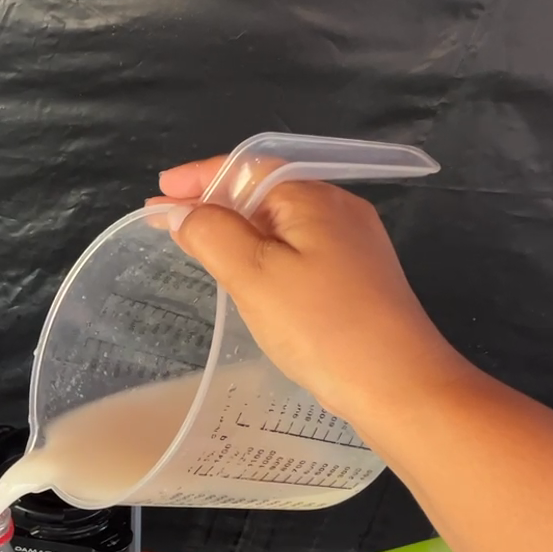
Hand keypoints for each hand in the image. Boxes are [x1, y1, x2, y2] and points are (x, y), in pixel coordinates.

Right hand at [148, 158, 470, 421]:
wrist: (395, 381)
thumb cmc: (319, 325)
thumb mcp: (253, 275)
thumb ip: (211, 234)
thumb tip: (183, 212)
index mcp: (310, 198)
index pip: (244, 169)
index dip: (197, 178)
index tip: (157, 193)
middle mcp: (335, 209)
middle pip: (262, 191)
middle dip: (211, 200)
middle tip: (166, 220)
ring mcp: (349, 243)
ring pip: (278, 221)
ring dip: (234, 225)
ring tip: (194, 242)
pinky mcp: (353, 276)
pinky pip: (294, 246)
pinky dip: (259, 249)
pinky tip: (243, 270)